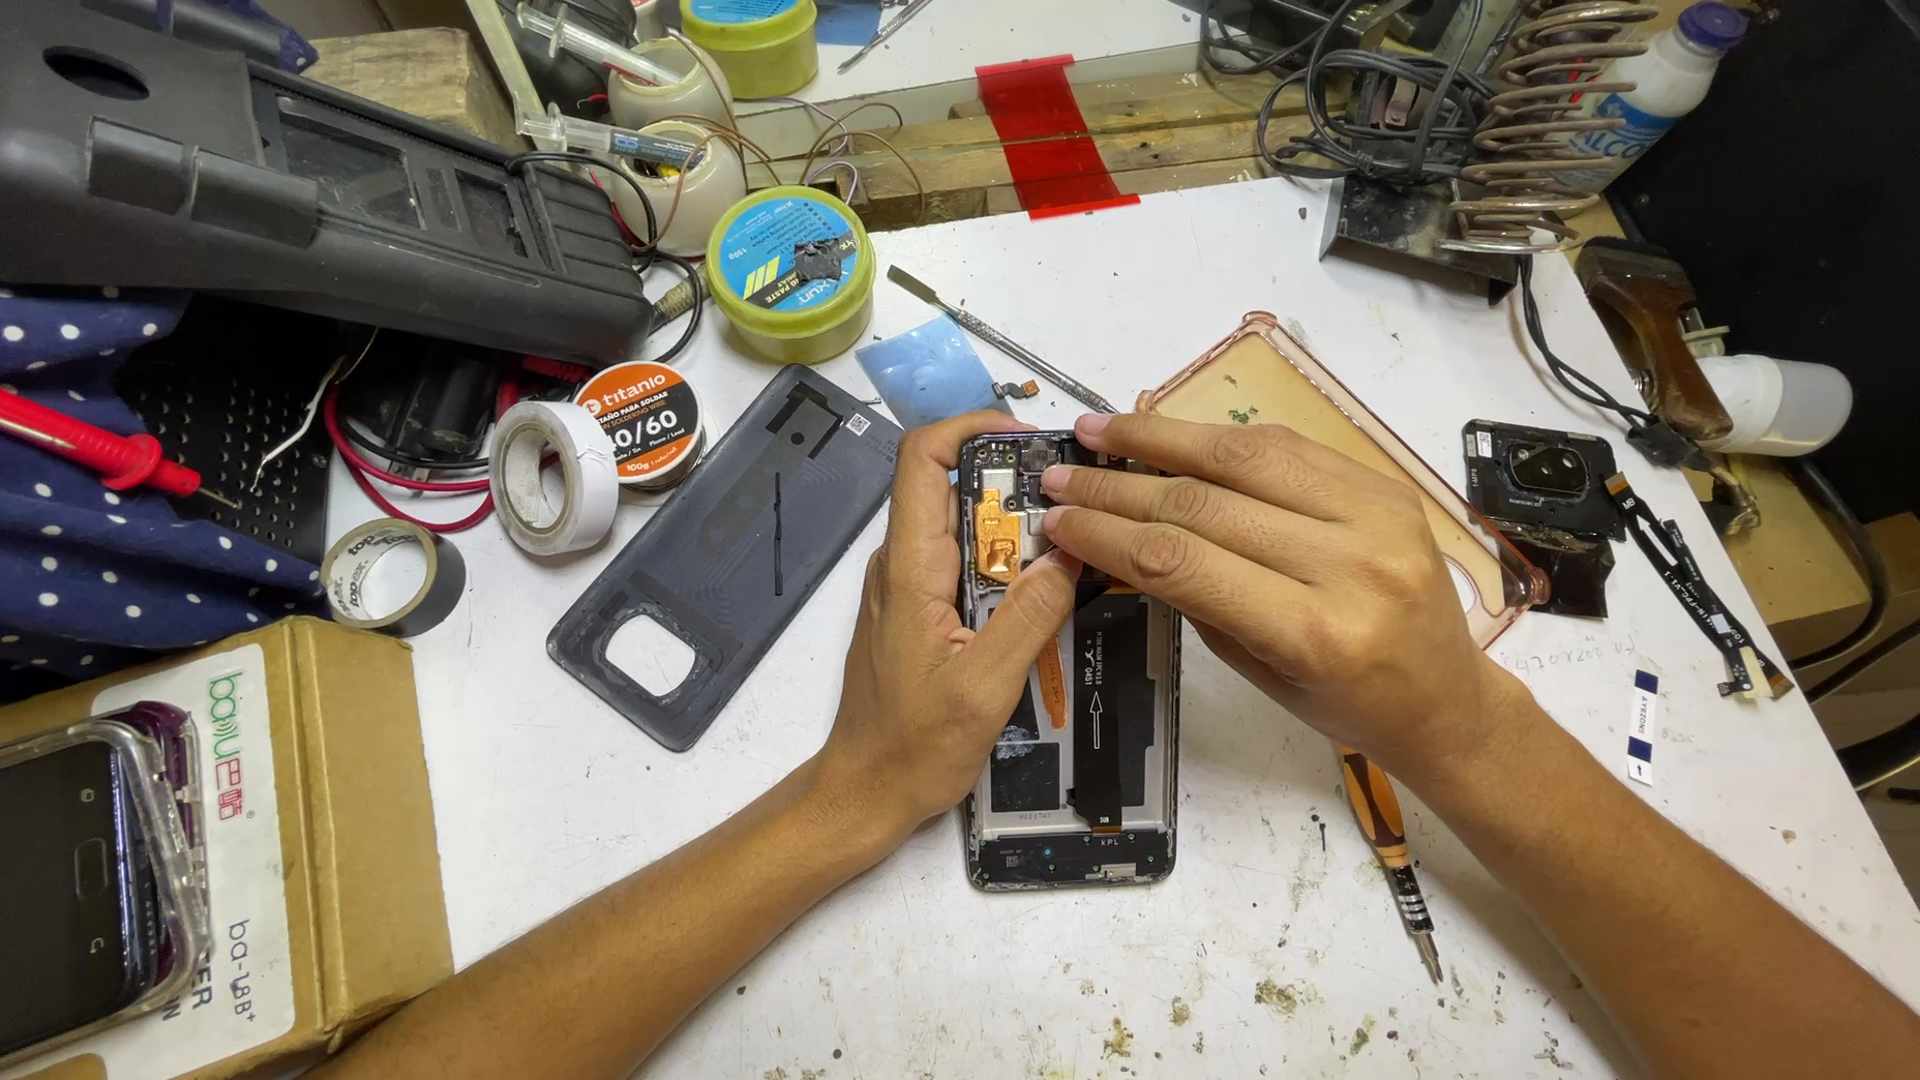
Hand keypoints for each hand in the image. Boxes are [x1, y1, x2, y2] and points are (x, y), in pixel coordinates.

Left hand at [815, 412, 1080, 853]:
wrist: (865, 790)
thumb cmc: (914, 747)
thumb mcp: (985, 687)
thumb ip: (1031, 616)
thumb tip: (1073, 549)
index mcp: (909, 569)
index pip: (921, 461)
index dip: (970, 429)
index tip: (1028, 440)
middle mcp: (901, 564)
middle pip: (951, 489)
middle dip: (1014, 486)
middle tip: (1076, 507)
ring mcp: (906, 586)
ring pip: (962, 529)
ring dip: (1014, 530)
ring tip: (1071, 550)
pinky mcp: (917, 610)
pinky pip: (962, 565)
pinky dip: (1003, 565)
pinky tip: (1040, 593)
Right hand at [1039, 413, 1518, 781]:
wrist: (1444, 696)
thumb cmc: (1339, 702)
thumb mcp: (1250, 666)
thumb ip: (1190, 593)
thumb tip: (1119, 533)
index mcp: (1313, 631)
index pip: (1181, 561)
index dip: (1107, 532)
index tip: (1057, 519)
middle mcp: (1350, 563)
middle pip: (1202, 504)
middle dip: (1116, 486)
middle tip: (1062, 475)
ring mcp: (1377, 514)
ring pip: (1242, 455)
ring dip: (1158, 437)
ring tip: (1099, 430)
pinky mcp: (1385, 484)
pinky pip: (1283, 445)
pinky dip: (1215, 436)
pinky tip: (1168, 431)